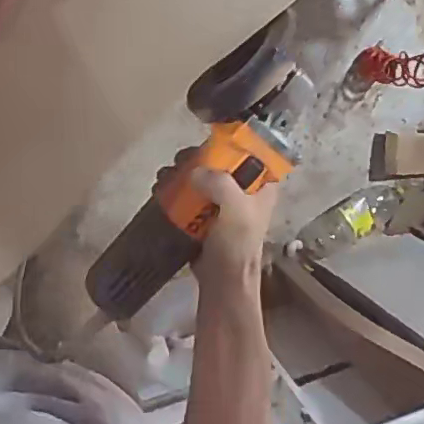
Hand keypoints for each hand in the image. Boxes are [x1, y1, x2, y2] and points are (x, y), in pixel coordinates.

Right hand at [155, 149, 280, 289]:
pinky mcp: (203, 213)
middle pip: (218, 158)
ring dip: (181, 172)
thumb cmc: (237, 246)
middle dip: (196, 157)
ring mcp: (222, 201)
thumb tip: (194, 172)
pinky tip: (161, 190)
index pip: (251, 150)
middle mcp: (243, 188)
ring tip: (166, 178)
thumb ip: (220, 183)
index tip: (207, 142)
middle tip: (181, 163)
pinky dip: (174, 188)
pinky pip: (188, 192)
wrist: (222, 283)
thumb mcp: (236, 210)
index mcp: (261, 184)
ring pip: (199, 174)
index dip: (231, 140)